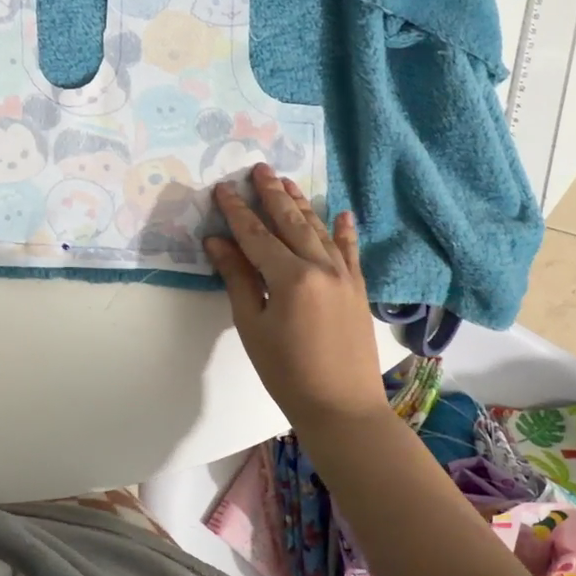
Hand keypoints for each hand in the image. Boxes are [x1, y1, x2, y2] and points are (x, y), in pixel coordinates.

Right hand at [205, 163, 387, 428]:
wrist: (342, 406)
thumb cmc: (286, 370)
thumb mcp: (251, 324)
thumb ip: (237, 278)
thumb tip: (217, 241)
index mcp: (290, 277)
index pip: (256, 234)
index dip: (236, 210)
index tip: (222, 188)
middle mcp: (321, 267)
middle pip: (290, 222)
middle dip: (271, 194)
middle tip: (258, 168)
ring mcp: (344, 276)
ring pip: (318, 230)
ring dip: (300, 204)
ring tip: (285, 181)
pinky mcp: (358, 289)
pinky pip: (349, 250)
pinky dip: (343, 230)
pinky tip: (340, 212)